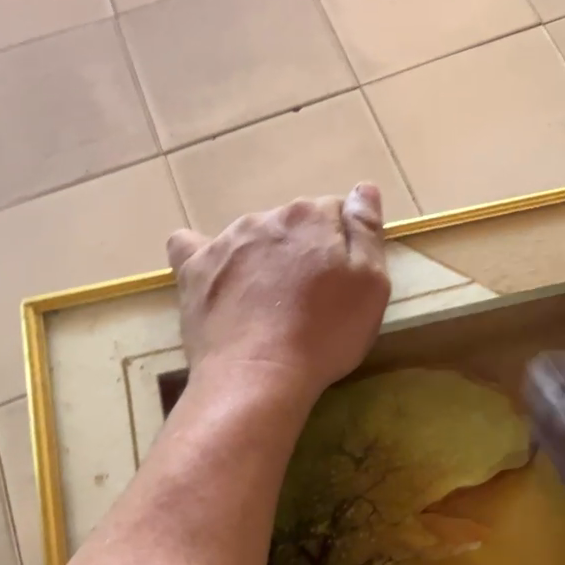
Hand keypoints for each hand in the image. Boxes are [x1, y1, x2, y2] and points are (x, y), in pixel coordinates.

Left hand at [166, 184, 390, 401]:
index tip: (347, 278)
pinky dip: (207, 255)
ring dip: (266, 257)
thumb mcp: (371, 285)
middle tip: (315, 296)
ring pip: (253, 237)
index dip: (344, 245)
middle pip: (294, 223)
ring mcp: (224, 241)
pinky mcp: (193, 269)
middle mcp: (266, 217)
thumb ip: (367, 232)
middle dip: (305, 249)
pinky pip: (192, 246)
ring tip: (273, 303)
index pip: (335, 212)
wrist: (258, 375)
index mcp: (312, 217)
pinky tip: (216, 275)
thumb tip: (364, 189)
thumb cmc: (326, 333)